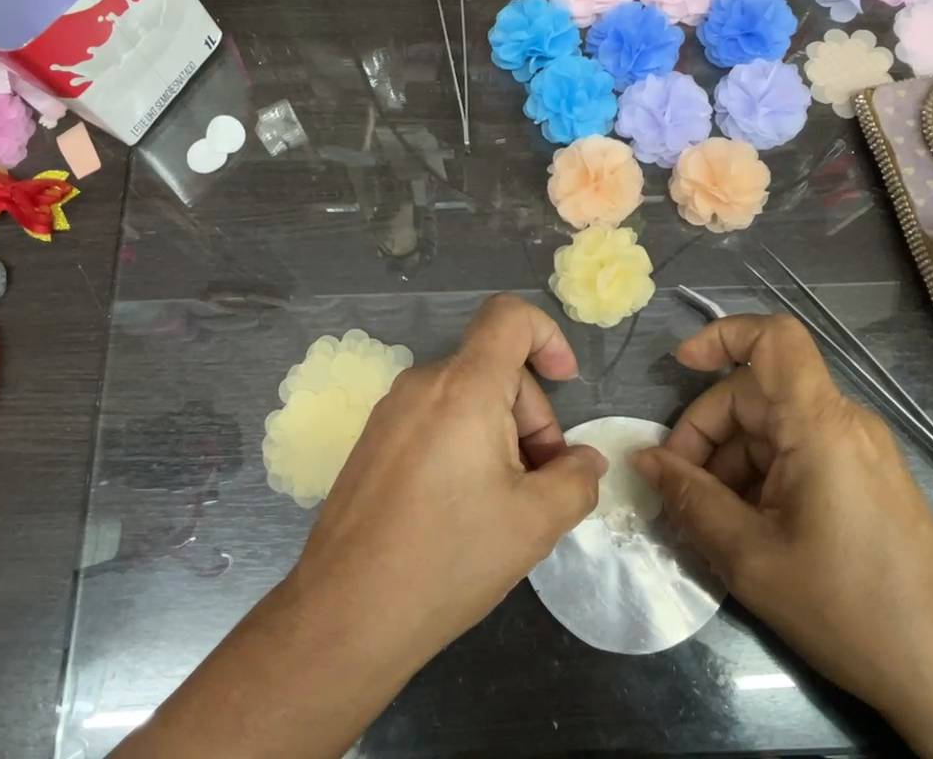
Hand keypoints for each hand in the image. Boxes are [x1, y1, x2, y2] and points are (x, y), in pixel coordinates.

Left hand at [128, 296, 606, 758]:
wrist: (347, 614)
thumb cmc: (450, 558)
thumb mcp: (535, 522)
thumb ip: (576, 479)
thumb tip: (585, 460)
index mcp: (463, 388)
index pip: (508, 317)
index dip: (547, 336)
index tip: (566, 382)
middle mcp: (421, 385)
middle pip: (493, 369)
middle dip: (530, 417)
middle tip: (539, 485)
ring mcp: (389, 414)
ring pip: (464, 399)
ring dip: (498, 437)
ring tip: (503, 505)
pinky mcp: (372, 444)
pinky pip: (433, 421)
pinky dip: (463, 446)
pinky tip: (462, 510)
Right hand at [633, 314, 932, 757]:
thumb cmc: (844, 607)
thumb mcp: (749, 557)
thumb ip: (689, 499)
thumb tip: (642, 459)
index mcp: (820, 426)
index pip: (774, 339)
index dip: (721, 336)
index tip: (680, 368)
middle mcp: (843, 422)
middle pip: (755, 394)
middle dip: (705, 435)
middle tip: (678, 494)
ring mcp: (859, 450)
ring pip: (771, 428)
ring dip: (729, 464)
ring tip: (709, 524)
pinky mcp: (865, 477)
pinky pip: (797, 454)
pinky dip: (759, 478)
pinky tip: (745, 529)